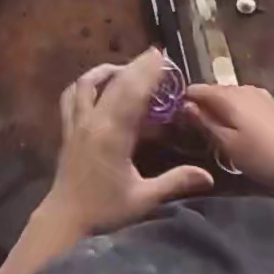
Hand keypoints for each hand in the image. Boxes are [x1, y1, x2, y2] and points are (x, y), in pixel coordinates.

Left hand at [36, 50, 212, 237]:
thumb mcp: (143, 199)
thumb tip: (208, 176)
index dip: (147, 73)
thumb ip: (174, 182)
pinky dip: (84, 84)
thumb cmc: (105, 210)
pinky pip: (70, 96)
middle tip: (154, 54)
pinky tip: (96, 83)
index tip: (162, 58)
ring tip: (127, 67)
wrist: (65, 218)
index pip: (132, 95)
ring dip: (106, 70)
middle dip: (135, 66)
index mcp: (112, 134)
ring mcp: (75, 122)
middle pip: (114, 84)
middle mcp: (91, 121)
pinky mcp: (66, 128)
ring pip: (86, 83)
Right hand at [183, 84, 273, 196]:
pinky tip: (242, 135)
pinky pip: (244, 105)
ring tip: (219, 137)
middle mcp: (241, 88)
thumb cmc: (265, 156)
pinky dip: (237, 115)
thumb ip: (203, 122)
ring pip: (228, 99)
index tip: (176, 122)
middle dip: (201, 108)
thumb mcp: (227, 145)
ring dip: (220, 113)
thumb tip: (184, 106)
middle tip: (196, 134)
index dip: (182, 103)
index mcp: (226, 95)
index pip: (193, 89)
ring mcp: (259, 95)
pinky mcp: (273, 105)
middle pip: (211, 93)